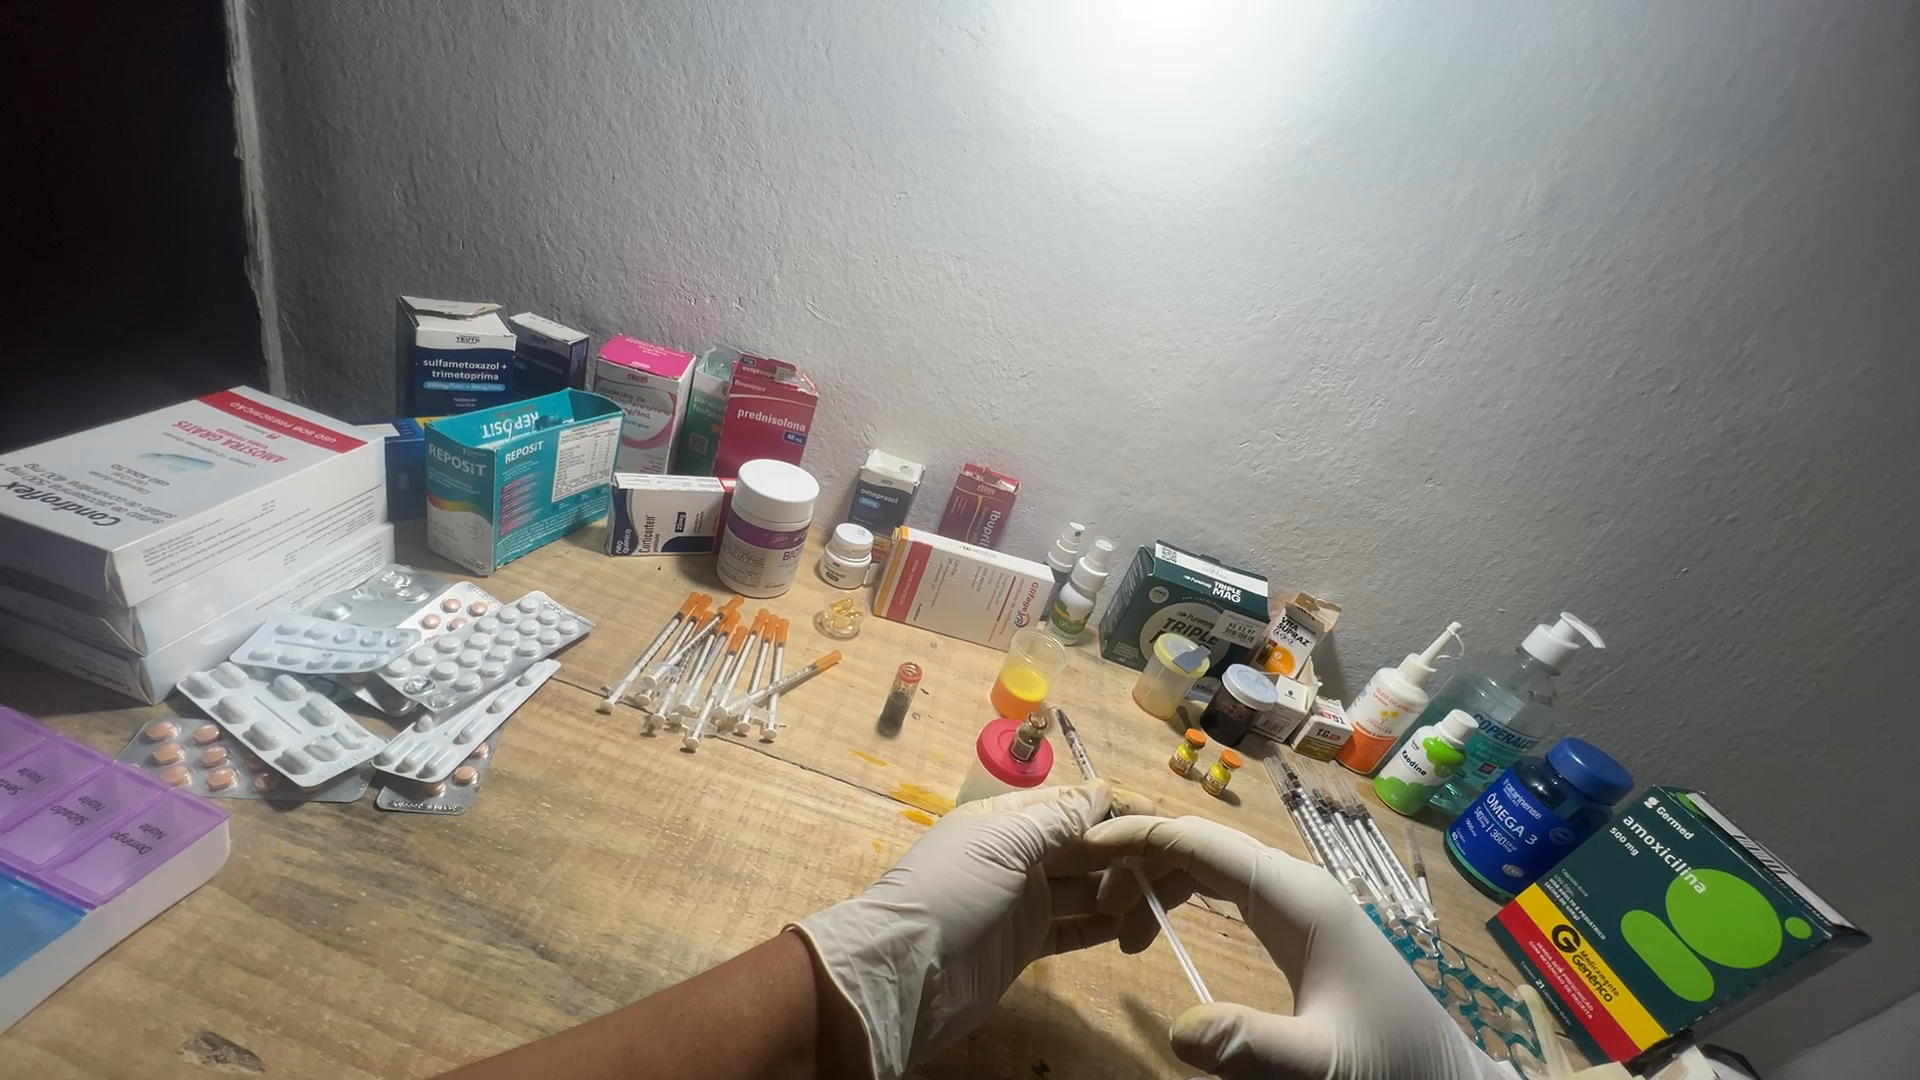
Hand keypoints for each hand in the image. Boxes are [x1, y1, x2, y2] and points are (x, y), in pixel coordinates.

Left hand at [794, 782, 1142, 1079]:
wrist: (905, 974)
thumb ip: (1056, 820)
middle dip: (1120, 849)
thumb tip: (1102, 790)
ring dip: (1117, 888)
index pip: (1067, 804)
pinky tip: (1134, 926)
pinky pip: (1072, 928)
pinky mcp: (1025, 943)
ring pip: (1081, 887)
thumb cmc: (952, 890)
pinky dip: (1101, 925)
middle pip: (1078, 845)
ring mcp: (1021, 900)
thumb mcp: (1003, 844)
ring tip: (1162, 893)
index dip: (1109, 806)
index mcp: (1005, 820)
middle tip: (1172, 860)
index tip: (1156, 813)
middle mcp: (1016, 855)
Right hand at [1084, 814, 1498, 1079]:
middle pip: (1197, 844)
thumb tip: (1175, 1031)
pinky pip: (1220, 885)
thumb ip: (1254, 1048)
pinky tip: (1158, 928)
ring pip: (1205, 861)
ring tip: (1121, 928)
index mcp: (1295, 895)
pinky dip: (1180, 896)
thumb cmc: (1393, 1068)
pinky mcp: (1291, 914)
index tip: (1088, 846)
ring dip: (1157, 881)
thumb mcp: (1325, 1068)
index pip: (1201, 842)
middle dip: (1141, 862)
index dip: (1141, 836)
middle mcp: (1289, 879)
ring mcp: (1291, 894)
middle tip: (1096, 904)